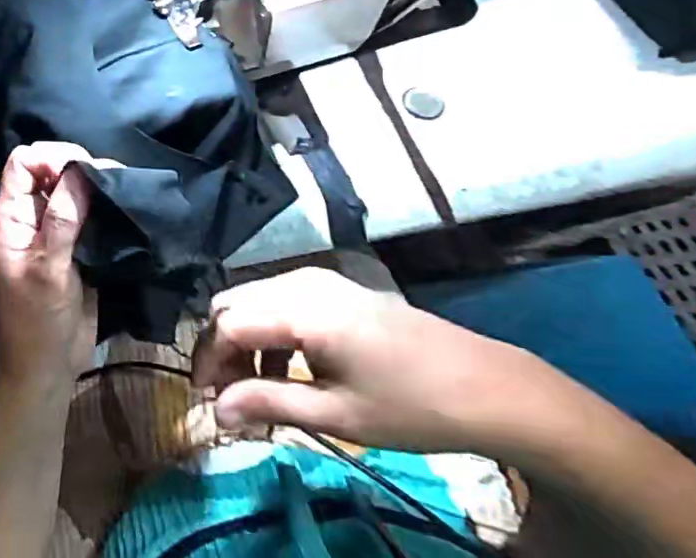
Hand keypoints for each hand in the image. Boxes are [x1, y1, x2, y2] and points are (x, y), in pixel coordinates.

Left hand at [0, 143, 112, 393]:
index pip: (23, 162)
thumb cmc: (36, 321)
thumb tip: (80, 170)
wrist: (45, 369)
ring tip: (124, 187)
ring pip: (71, 188)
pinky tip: (125, 206)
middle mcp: (29, 216)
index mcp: (11, 216)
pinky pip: (87, 212)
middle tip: (112, 179)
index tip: (82, 170)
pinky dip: (104, 205)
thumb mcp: (48, 270)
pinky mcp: (75, 246)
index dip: (50, 157)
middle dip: (77, 165)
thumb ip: (61, 219)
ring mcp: (52, 230)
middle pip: (49, 168)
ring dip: (95, 183)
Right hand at [192, 266, 598, 460]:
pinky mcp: (333, 287)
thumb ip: (270, 404)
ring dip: (242, 339)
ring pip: (253, 299)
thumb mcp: (338, 415)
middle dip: (219, 347)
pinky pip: (279, 299)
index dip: (208, 360)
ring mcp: (318, 279)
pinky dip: (267, 330)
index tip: (207, 400)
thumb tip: (217, 412)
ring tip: (254, 387)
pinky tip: (285, 368)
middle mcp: (301, 282)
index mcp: (301, 310)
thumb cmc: (412, 405)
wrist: (488, 385)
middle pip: (232, 303)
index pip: (227, 323)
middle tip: (227, 394)